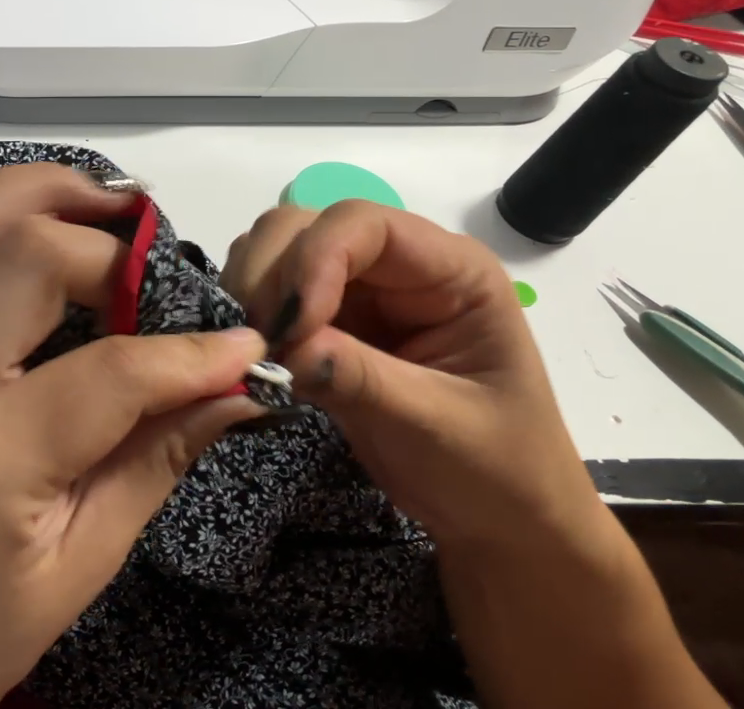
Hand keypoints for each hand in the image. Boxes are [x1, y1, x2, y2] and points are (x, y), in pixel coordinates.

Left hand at [0, 165, 265, 708]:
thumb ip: (164, 449)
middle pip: (24, 260)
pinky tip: (51, 227)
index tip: (241, 342)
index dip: (188, 352)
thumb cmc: (2, 611)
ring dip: (37, 194)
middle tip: (160, 260)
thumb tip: (239, 378)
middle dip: (106, 248)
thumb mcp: (97, 547)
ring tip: (108, 204)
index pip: (106, 371)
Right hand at [221, 200, 601, 551]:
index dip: (315, 260)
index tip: (291, 329)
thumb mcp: (437, 425)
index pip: (362, 224)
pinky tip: (258, 359)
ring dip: (253, 296)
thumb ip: (361, 378)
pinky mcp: (322, 323)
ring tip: (259, 356)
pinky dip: (247, 318)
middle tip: (262, 346)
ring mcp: (354, 292)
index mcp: (451, 270)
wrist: (495, 519)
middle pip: (303, 226)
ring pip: (273, 253)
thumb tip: (284, 348)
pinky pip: (268, 296)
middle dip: (272, 278)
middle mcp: (396, 265)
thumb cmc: (496, 471)